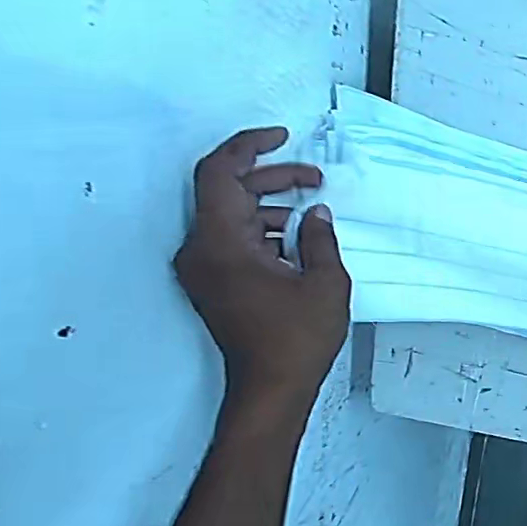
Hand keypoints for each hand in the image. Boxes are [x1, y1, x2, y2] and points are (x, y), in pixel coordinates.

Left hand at [174, 127, 350, 401]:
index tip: (281, 137)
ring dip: (270, 205)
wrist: (271, 388)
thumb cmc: (297, 339)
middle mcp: (201, 251)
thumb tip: (317, 215)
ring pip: (231, 215)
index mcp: (222, 245)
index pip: (219, 172)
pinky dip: (263, 230)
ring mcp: (203, 268)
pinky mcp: (212, 283)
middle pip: (227, 191)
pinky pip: (232, 239)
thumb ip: (321, 239)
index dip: (249, 146)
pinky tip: (297, 242)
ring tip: (312, 213)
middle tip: (314, 178)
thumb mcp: (325, 283)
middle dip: (272, 177)